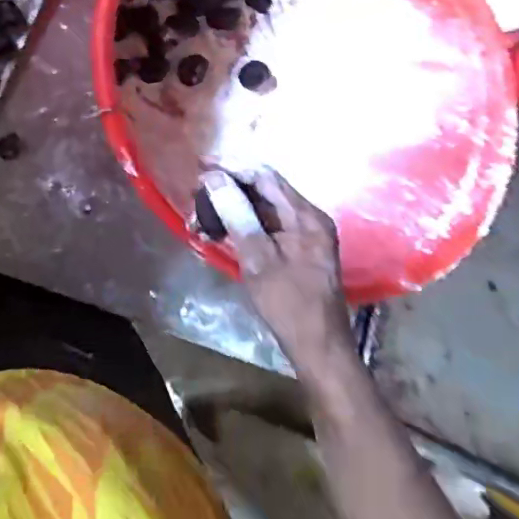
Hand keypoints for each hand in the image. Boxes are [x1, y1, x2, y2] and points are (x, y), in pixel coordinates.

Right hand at [202, 166, 355, 373]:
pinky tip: (223, 231)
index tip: (202, 168)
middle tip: (199, 191)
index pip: (265, 177)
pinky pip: (270, 225)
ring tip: (205, 212)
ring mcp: (308, 234)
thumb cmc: (288, 305)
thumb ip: (238, 215)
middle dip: (231, 187)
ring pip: (266, 208)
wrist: (320, 350)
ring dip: (236, 207)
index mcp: (306, 215)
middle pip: (266, 190)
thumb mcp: (258, 259)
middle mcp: (310, 217)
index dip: (233, 168)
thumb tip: (216, 179)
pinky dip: (247, 224)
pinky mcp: (301, 250)